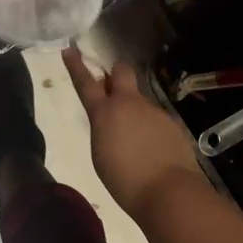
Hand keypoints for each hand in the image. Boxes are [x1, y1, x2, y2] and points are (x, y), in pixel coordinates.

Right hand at [62, 46, 203, 221]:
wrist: (170, 193)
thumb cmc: (125, 180)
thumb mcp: (100, 154)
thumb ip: (102, 128)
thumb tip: (109, 119)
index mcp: (105, 112)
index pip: (86, 82)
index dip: (76, 65)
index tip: (70, 50)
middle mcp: (130, 104)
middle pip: (122, 71)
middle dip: (116, 74)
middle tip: (112, 88)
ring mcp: (154, 111)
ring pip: (140, 100)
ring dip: (135, 111)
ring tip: (136, 141)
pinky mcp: (173, 124)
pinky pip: (156, 119)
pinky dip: (151, 130)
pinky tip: (154, 151)